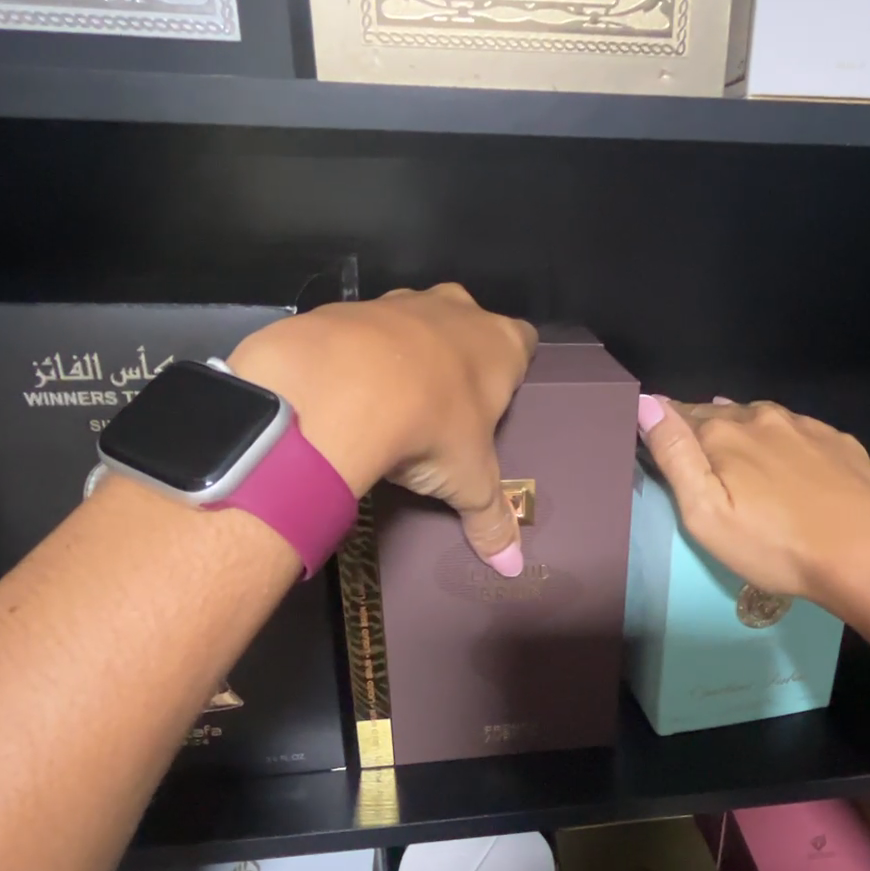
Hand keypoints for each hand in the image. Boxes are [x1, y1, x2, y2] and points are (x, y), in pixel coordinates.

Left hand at [226, 284, 536, 574]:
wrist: (344, 385)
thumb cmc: (433, 425)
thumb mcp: (469, 481)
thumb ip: (492, 520)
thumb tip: (512, 567)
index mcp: (501, 344)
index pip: (525, 342)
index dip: (512, 369)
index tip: (498, 397)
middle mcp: (457, 310)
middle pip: (470, 325)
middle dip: (461, 356)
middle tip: (448, 403)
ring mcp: (403, 303)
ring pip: (416, 320)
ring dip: (410, 352)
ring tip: (396, 399)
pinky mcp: (351, 308)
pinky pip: (365, 331)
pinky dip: (362, 356)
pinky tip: (352, 390)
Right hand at [635, 396, 869, 619]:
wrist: (867, 556)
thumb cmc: (774, 545)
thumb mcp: (706, 513)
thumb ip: (675, 455)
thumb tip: (647, 402)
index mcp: (723, 433)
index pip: (679, 415)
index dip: (665, 427)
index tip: (656, 443)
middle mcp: (762, 417)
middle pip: (720, 415)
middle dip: (704, 431)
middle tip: (699, 462)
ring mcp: (805, 427)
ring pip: (760, 420)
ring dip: (744, 434)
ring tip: (740, 461)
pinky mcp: (838, 442)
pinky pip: (798, 432)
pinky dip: (783, 443)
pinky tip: (788, 467)